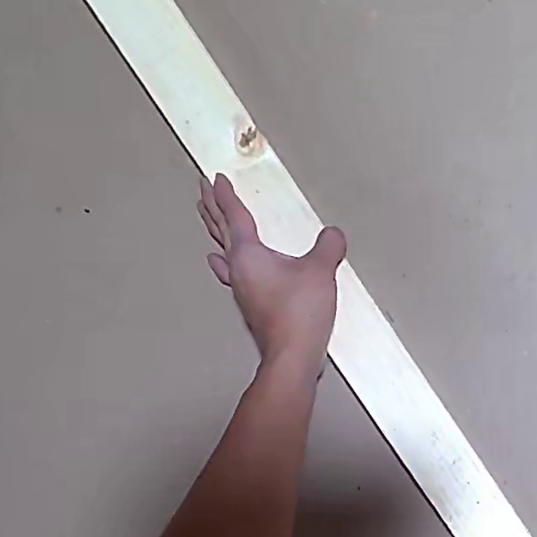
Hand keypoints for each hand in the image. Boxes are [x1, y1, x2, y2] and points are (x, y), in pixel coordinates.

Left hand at [198, 173, 345, 377]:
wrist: (293, 356)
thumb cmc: (298, 315)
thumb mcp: (319, 272)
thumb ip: (327, 248)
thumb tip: (333, 235)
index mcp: (248, 254)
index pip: (233, 215)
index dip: (225, 195)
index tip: (216, 179)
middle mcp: (239, 269)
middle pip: (220, 232)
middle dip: (212, 210)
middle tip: (204, 193)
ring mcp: (243, 290)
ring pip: (224, 253)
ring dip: (217, 235)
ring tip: (211, 225)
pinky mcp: (252, 306)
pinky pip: (234, 276)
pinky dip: (227, 265)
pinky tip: (227, 269)